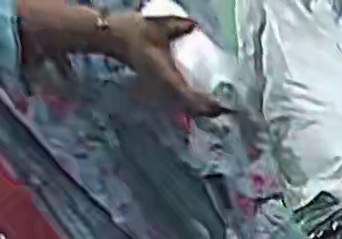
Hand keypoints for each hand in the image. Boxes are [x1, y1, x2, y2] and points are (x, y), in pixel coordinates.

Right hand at [108, 13, 226, 115]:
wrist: (113, 38)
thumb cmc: (132, 32)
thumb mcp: (156, 26)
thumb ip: (177, 26)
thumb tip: (195, 24)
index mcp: (168, 78)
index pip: (192, 100)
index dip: (208, 105)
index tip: (223, 107)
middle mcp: (167, 90)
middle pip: (193, 109)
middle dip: (210, 111)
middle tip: (227, 109)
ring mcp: (163, 92)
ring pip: (187, 108)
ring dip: (202, 109)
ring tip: (219, 107)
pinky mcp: (162, 90)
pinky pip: (181, 102)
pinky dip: (194, 103)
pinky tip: (203, 99)